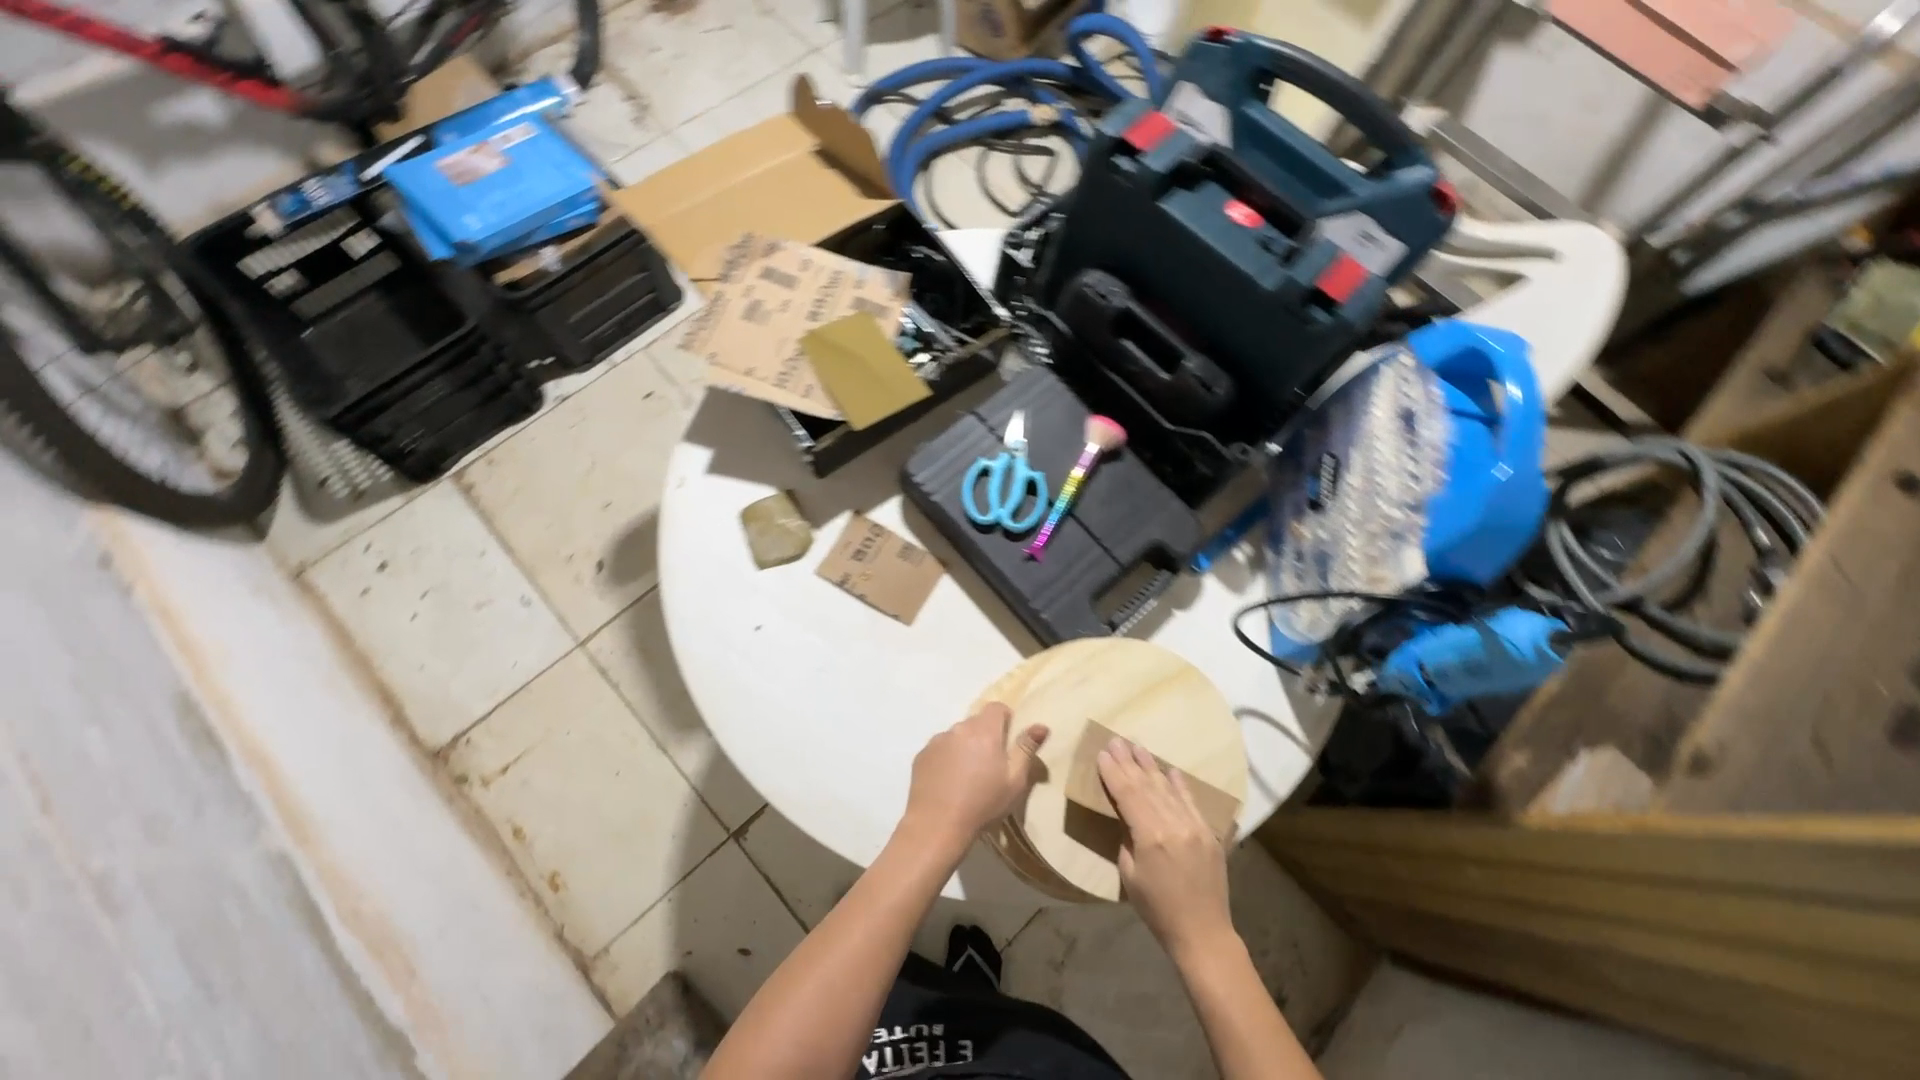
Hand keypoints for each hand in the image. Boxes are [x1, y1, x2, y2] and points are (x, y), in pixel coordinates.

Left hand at [903, 703, 1048, 850]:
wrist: (937, 824)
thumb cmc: (982, 803)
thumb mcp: (1014, 780)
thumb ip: (1026, 749)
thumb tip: (1041, 725)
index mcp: (984, 731)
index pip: (996, 707)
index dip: (1005, 719)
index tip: (1008, 742)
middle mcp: (958, 729)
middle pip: (976, 722)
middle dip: (985, 736)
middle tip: (990, 764)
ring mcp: (936, 741)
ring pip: (956, 736)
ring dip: (965, 747)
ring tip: (967, 776)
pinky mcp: (921, 755)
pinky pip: (940, 749)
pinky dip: (946, 758)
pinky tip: (948, 782)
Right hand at [1099, 737, 1235, 960]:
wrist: (1202, 931)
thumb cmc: (1157, 909)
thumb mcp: (1129, 874)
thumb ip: (1127, 839)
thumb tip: (1128, 816)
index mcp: (1150, 835)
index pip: (1128, 794)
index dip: (1114, 772)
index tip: (1103, 753)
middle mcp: (1174, 824)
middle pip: (1147, 785)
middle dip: (1129, 762)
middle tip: (1117, 739)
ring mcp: (1195, 826)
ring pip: (1168, 789)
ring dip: (1151, 766)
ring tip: (1138, 747)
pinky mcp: (1209, 833)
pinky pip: (1191, 801)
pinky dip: (1179, 784)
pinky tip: (1170, 770)